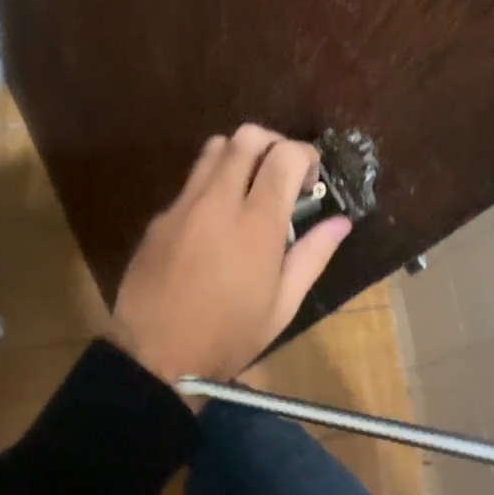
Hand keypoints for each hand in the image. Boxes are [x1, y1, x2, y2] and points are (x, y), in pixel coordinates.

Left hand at [106, 124, 352, 383]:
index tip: (310, 181)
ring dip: (239, 154)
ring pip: (215, 147)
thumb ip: (313, 256)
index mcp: (257, 223)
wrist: (152, 357)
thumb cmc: (228, 337)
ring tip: (249, 186)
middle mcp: (219, 200)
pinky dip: (211, 183)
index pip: (285, 155)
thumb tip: (341, 222)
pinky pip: (191, 180)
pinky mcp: (161, 216)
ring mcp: (185, 204)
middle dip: (273, 143)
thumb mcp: (283, 306)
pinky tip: (216, 219)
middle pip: (248, 137)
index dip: (305, 155)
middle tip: (282, 173)